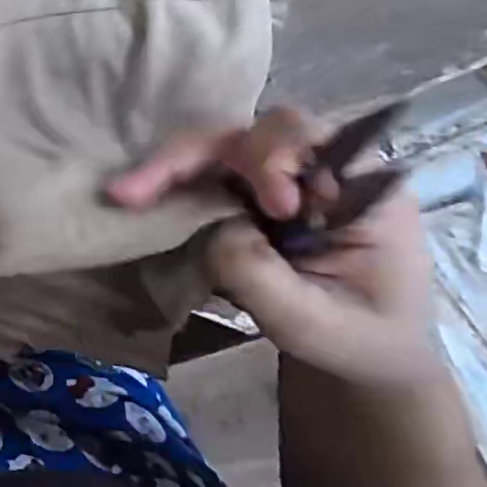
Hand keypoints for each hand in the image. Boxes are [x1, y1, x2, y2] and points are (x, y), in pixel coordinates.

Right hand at [110, 108, 442, 389]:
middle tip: (138, 191)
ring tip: (128, 194)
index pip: (306, 136)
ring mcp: (275, 172)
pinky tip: (139, 195)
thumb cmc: (355, 341)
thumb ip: (263, 278)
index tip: (276, 209)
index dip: (274, 156)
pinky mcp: (247, 185)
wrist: (357, 354)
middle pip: (247, 132)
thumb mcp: (317, 325)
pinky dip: (168, 178)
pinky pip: (203, 166)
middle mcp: (312, 164)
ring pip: (216, 143)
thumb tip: (212, 230)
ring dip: (172, 165)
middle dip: (193, 155)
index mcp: (358, 185)